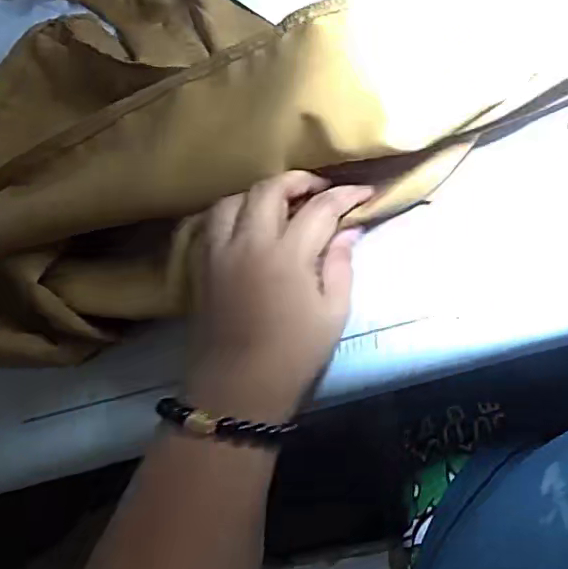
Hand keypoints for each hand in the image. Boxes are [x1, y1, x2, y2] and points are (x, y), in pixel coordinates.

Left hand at [187, 171, 373, 423]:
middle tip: (324, 189)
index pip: (320, 207)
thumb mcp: (334, 310)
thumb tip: (348, 230)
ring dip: (263, 193)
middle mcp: (248, 244)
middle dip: (301, 181)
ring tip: (285, 203)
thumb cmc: (296, 351)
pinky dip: (236, 212)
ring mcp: (218, 252)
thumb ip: (341, 263)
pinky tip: (253, 224)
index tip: (366, 192)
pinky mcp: (201, 266)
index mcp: (287, 255)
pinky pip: (213, 222)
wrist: (238, 387)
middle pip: (269, 190)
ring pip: (234, 199)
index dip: (347, 195)